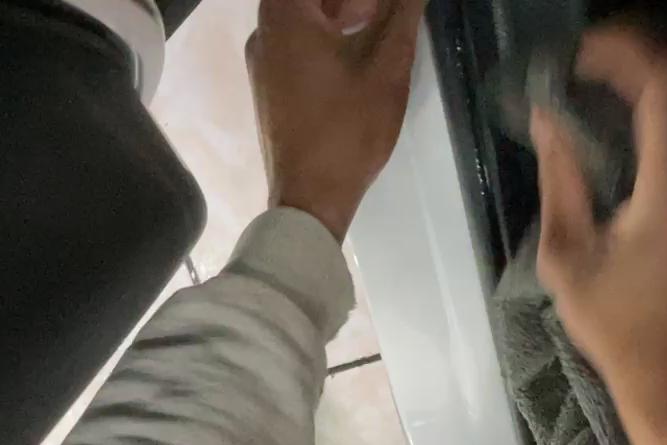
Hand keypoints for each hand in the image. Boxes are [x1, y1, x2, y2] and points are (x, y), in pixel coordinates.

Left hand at [247, 0, 425, 239]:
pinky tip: (358, 54)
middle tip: (391, 8)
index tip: (389, 4)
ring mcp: (262, 65)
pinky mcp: (269, 94)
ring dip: (344, 12)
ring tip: (381, 24)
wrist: (310, 202)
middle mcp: (263, 31)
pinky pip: (298, 48)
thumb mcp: (387, 65)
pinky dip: (328, 40)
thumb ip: (404, 10)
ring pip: (307, 20)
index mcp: (284, 12)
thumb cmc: (347, 132)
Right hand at [531, 26, 666, 436]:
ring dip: (658, 84)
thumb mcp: (568, 262)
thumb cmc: (619, 329)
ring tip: (602, 100)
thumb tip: (549, 120)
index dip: (622, 49)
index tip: (576, 56)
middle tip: (589, 69)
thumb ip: (561, 181)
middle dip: (642, 54)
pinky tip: (633, 138)